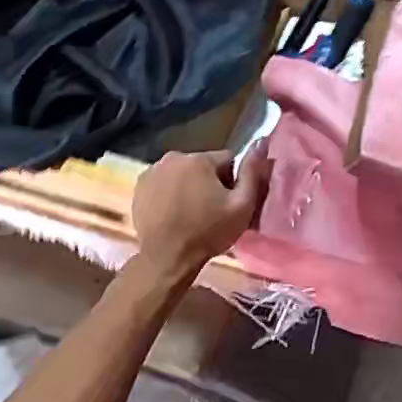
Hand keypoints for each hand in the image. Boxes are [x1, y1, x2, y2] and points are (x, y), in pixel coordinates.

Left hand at [130, 147, 271, 278]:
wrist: (167, 259)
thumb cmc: (208, 232)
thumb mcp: (242, 205)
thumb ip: (253, 172)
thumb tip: (262, 142)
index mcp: (198, 159)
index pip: (227, 160)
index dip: (233, 181)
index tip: (230, 202)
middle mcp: (172, 158)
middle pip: (203, 165)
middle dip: (210, 182)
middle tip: (212, 210)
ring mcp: (152, 172)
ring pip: (182, 173)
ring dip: (189, 186)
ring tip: (192, 213)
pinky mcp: (139, 187)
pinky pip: (164, 183)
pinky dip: (170, 193)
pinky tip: (174, 214)